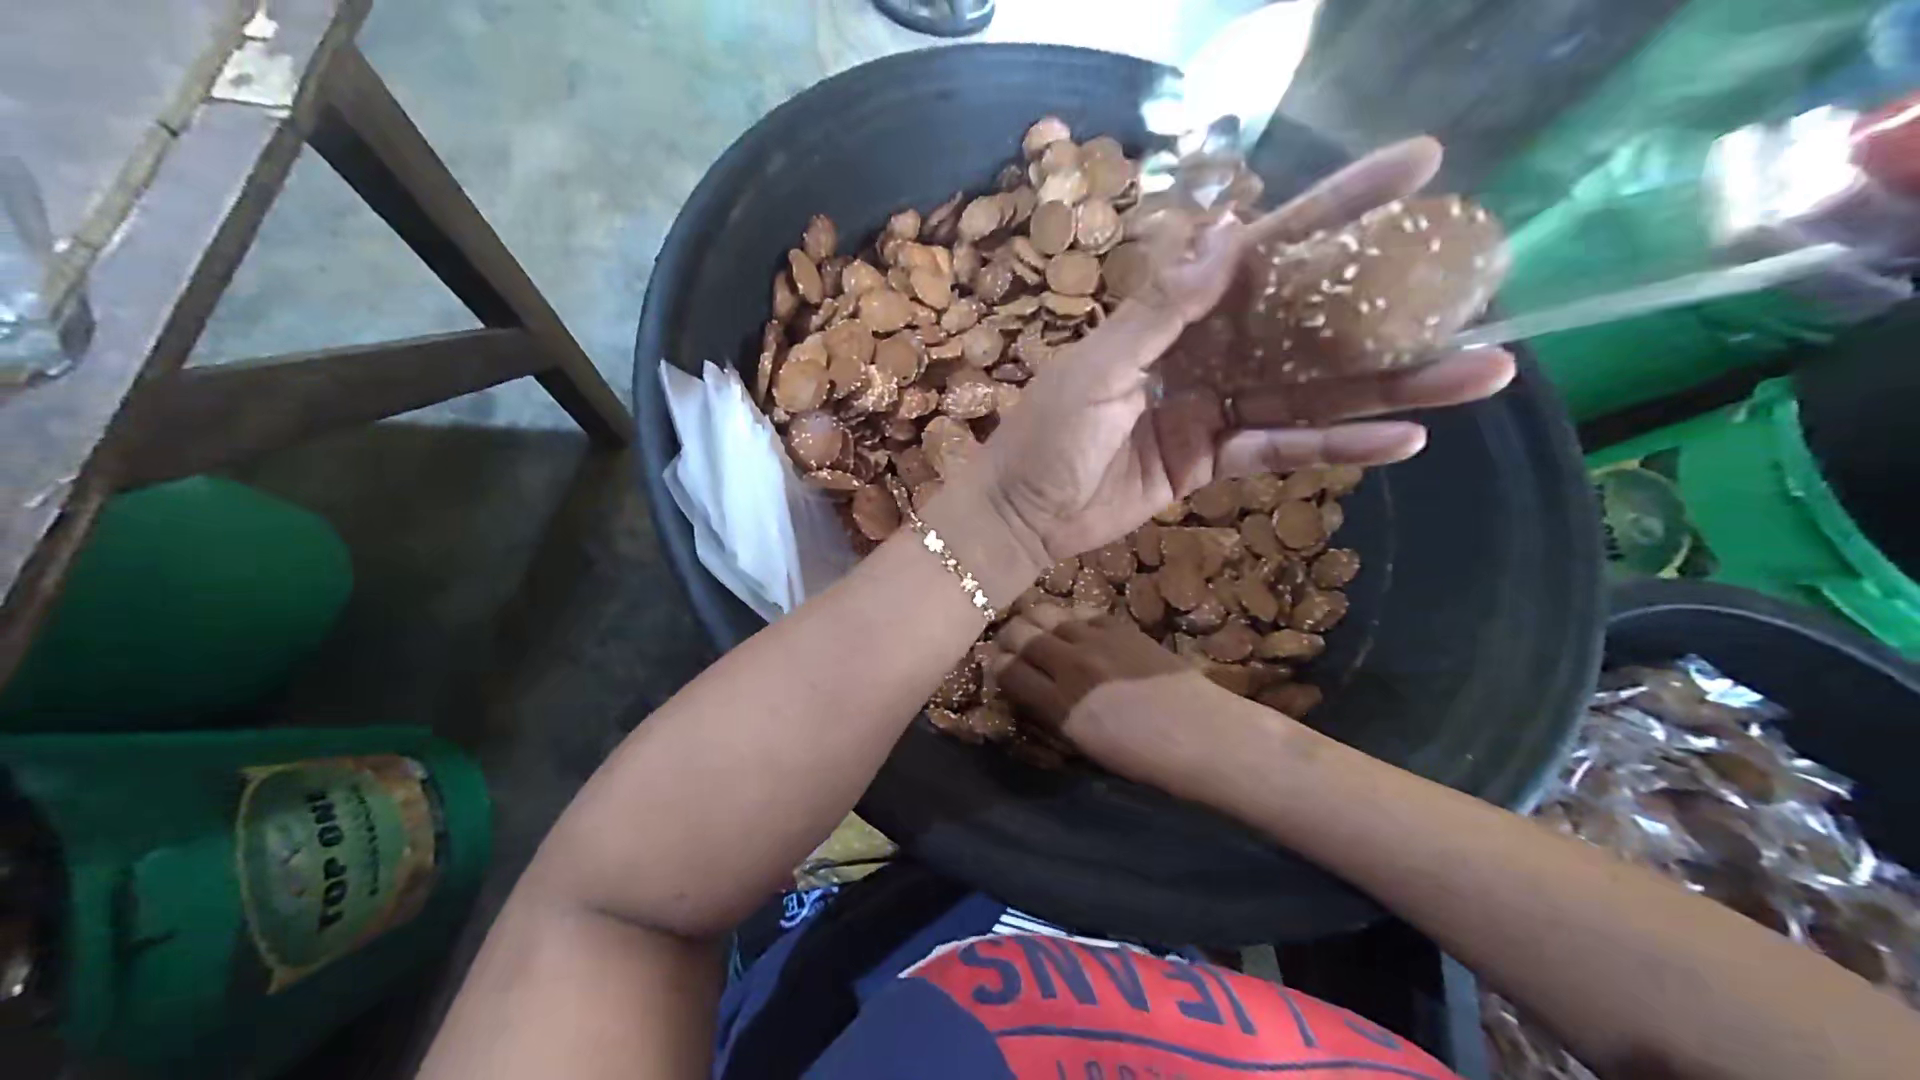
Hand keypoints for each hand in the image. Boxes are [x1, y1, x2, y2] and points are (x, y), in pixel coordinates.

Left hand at [972, 137, 1516, 562]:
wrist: (1023, 513)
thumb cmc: (1046, 435)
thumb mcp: (1099, 367)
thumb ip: (1162, 309)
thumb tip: (1229, 231)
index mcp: (1174, 315)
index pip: (1262, 252)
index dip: (1335, 211)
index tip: (1417, 168)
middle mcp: (1204, 354)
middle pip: (1305, 322)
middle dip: (1386, 303)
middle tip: (1479, 279)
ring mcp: (1214, 409)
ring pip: (1310, 392)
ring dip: (1390, 384)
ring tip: (1482, 368)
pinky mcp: (1214, 460)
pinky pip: (1282, 449)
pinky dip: (1337, 446)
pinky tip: (1403, 437)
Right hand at [991, 606, 1297, 788]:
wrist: (1204, 736)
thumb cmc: (1144, 757)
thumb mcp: (1083, 743)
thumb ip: (1050, 709)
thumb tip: (1027, 685)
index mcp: (1061, 705)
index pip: (1009, 671)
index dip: (996, 665)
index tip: (996, 664)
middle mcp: (1073, 666)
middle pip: (1022, 634)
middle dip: (1009, 636)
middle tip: (1012, 642)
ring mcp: (1099, 641)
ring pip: (1049, 615)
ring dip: (1037, 621)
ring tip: (1039, 629)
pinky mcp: (1122, 627)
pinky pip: (1083, 614)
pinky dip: (1071, 620)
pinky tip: (1076, 630)